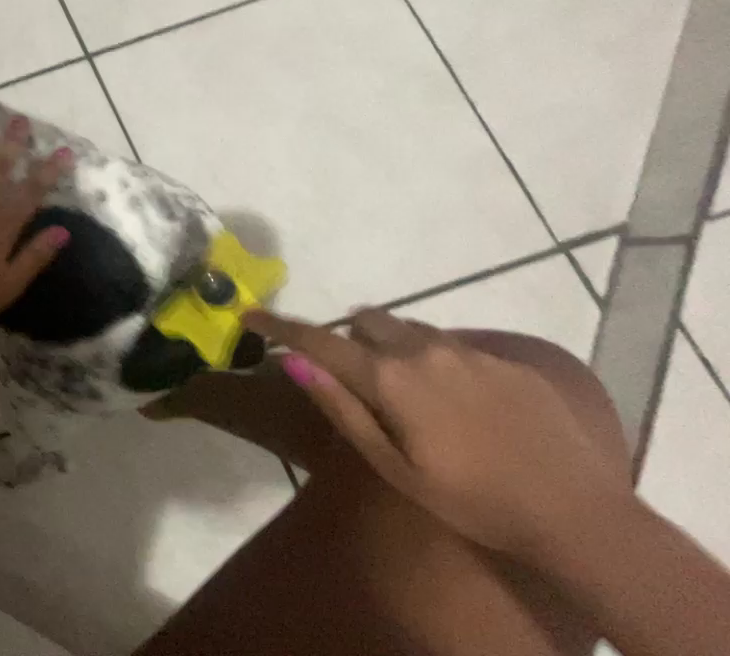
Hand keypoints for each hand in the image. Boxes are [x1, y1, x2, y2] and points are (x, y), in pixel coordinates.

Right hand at [249, 307, 634, 560]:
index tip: (249, 314)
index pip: (317, 339)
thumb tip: (291, 361)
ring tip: (403, 384)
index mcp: (389, 378)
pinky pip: (454, 345)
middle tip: (350, 372)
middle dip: (348, 337)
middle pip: (366, 321)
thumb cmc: (471, 500)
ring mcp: (471, 354)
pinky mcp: (511, 365)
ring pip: (411, 328)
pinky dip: (436, 358)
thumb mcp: (391, 465)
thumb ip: (340, 407)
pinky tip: (456, 399)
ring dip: (392, 343)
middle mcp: (424, 351)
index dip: (278, 325)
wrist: (581, 518)